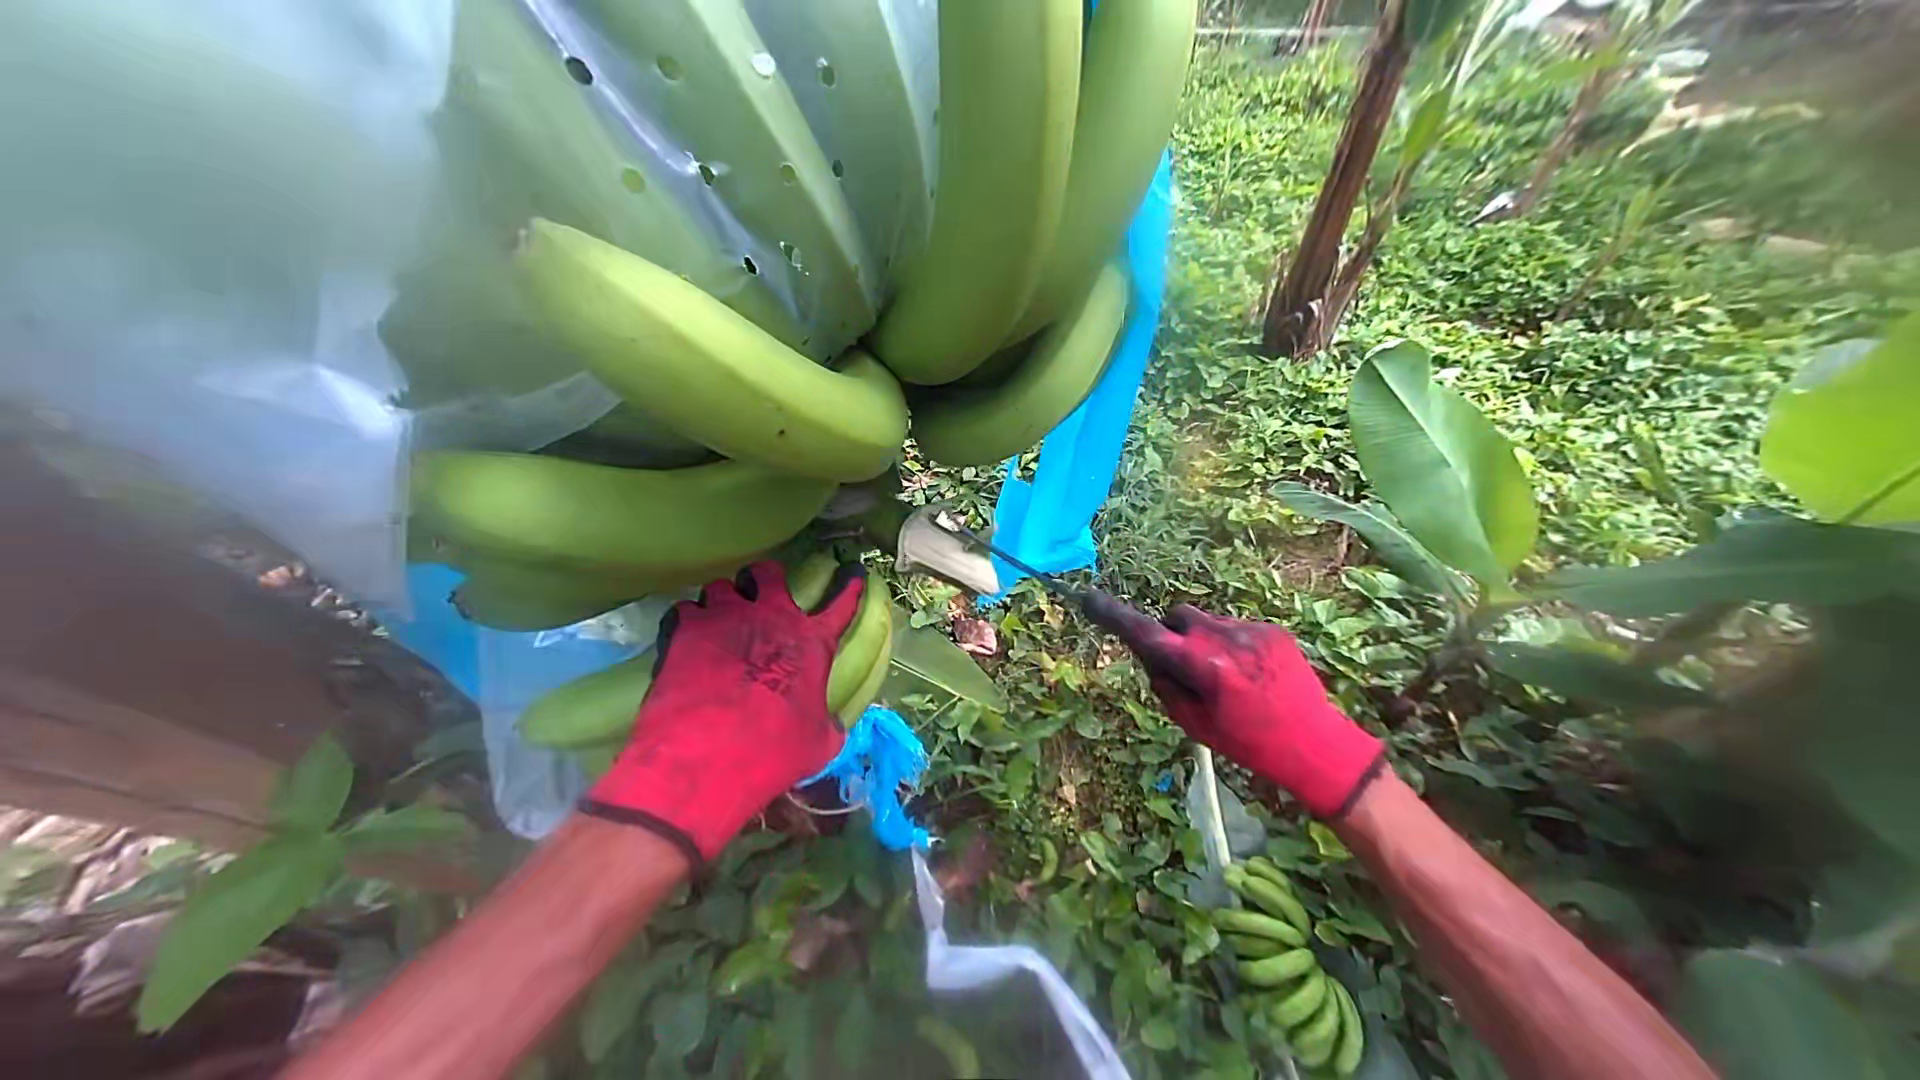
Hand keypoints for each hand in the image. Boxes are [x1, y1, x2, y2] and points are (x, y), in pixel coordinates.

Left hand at [580, 560, 863, 866]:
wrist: (709, 754)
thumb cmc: (774, 750)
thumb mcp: (819, 742)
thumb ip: (827, 723)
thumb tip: (832, 724)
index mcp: (812, 642)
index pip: (841, 603)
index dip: (850, 585)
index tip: (851, 572)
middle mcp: (772, 617)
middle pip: (768, 573)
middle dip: (762, 578)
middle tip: (755, 594)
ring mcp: (728, 617)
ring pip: (721, 587)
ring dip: (720, 603)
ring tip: (714, 623)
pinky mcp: (688, 628)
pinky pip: (683, 610)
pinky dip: (683, 623)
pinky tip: (680, 641)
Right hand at [1082, 595, 1384, 817]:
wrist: (1316, 743)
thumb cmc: (1248, 743)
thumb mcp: (1194, 723)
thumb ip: (1165, 684)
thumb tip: (1151, 655)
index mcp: (1203, 667)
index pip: (1147, 634)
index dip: (1113, 616)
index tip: (1088, 597)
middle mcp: (1225, 639)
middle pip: (1178, 616)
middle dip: (1171, 634)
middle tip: (1183, 666)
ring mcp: (1251, 630)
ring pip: (1205, 621)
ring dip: (1202, 640)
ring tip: (1227, 677)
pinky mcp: (1272, 629)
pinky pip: (1234, 627)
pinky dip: (1230, 644)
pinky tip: (1250, 674)